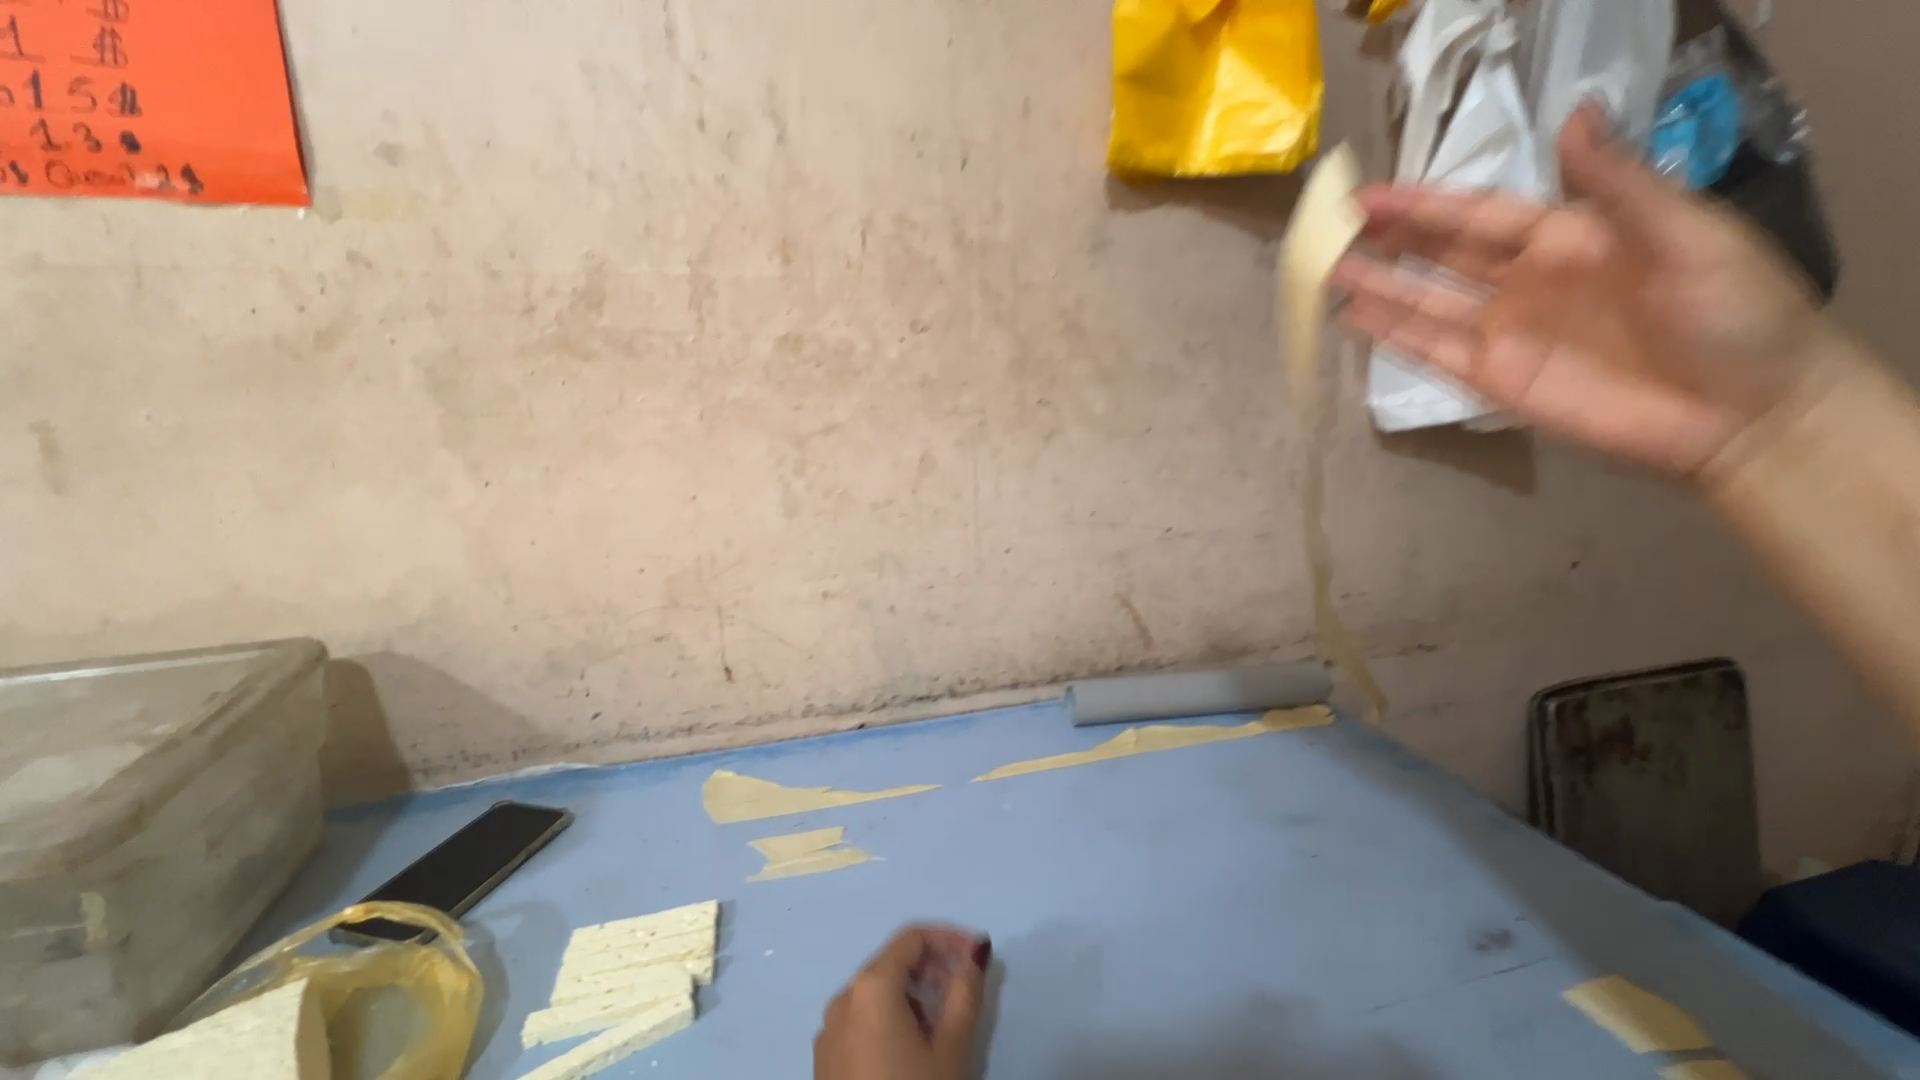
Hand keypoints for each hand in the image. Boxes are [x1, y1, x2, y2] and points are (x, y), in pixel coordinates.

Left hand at [814, 924, 990, 1079]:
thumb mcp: (952, 1047)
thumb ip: (966, 991)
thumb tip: (974, 952)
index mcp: (870, 986)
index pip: (913, 937)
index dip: (949, 938)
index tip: (977, 955)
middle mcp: (843, 998)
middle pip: (893, 963)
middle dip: (933, 968)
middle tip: (967, 990)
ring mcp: (829, 1031)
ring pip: (877, 994)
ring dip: (914, 995)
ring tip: (946, 1023)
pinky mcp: (825, 1060)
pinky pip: (862, 1021)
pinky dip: (891, 1019)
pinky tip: (915, 1049)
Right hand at [1331, 105, 1836, 479]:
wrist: (1744, 414)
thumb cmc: (1733, 314)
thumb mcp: (1688, 233)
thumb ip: (1619, 183)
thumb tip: (1570, 115)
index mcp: (1568, 237)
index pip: (1477, 215)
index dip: (1422, 205)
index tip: (1367, 197)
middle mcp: (1523, 281)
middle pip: (1440, 255)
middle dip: (1388, 240)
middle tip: (1331, 227)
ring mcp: (1503, 333)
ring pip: (1423, 303)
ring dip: (1376, 286)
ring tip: (1326, 270)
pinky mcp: (1492, 381)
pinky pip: (1430, 352)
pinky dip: (1391, 335)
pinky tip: (1353, 319)